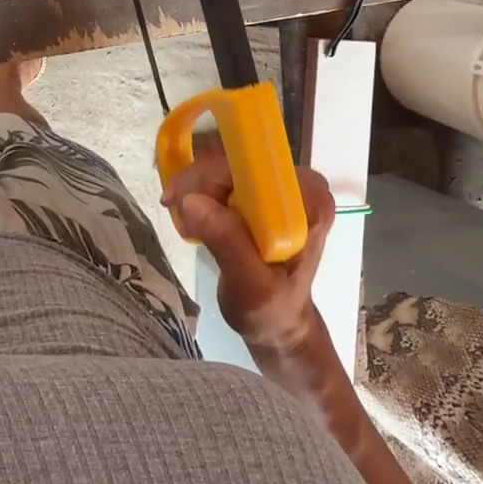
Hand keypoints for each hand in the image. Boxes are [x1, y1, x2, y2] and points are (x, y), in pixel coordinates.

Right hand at [162, 152, 335, 351]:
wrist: (278, 322)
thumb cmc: (270, 310)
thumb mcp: (250, 287)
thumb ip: (228, 244)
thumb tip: (192, 200)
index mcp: (309, 202)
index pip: (253, 167)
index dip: (213, 176)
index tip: (180, 200)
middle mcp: (301, 185)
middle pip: (238, 161)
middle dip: (199, 182)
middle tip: (172, 207)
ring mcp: (283, 186)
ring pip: (227, 164)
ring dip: (197, 186)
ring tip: (184, 220)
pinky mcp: (266, 190)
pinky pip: (226, 174)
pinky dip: (202, 189)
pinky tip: (194, 217)